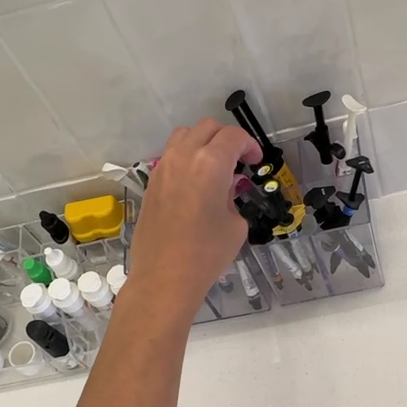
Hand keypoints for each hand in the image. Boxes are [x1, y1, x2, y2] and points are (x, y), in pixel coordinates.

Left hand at [128, 119, 259, 304]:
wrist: (164, 277)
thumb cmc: (207, 254)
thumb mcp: (235, 226)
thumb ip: (232, 198)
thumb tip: (223, 191)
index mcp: (210, 163)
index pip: (233, 137)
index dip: (249, 145)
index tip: (255, 161)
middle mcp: (184, 156)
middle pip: (207, 128)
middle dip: (227, 139)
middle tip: (238, 161)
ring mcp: (163, 168)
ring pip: (184, 137)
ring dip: (203, 144)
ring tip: (214, 168)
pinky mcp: (151, 184)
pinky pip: (171, 158)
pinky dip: (186, 160)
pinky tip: (195, 184)